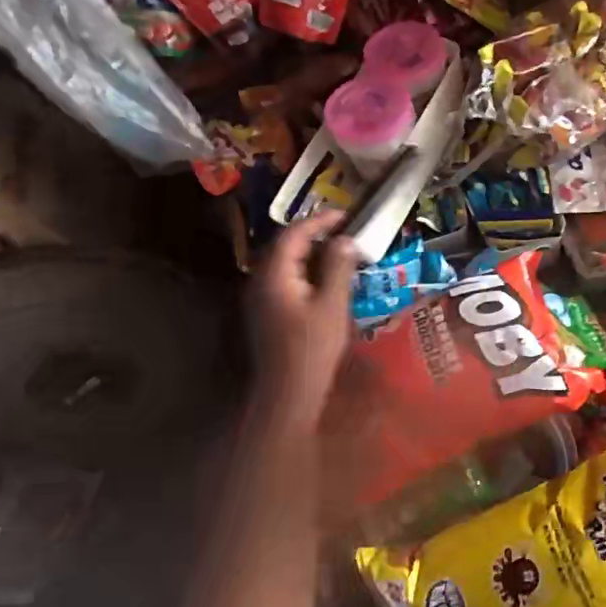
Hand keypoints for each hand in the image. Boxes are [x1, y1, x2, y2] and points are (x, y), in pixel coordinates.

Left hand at [248, 209, 358, 412]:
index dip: (319, 220)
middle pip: (284, 246)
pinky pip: (285, 278)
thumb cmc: (312, 348)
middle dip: (314, 233)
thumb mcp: (332, 305)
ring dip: (310, 252)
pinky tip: (326, 277)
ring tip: (340, 249)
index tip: (345, 214)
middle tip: (344, 229)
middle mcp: (260, 281)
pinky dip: (306, 270)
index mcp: (274, 275)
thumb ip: (338, 268)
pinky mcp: (267, 312)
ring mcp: (261, 298)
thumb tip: (344, 240)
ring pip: (284, 263)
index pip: (293, 235)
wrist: (288, 391)